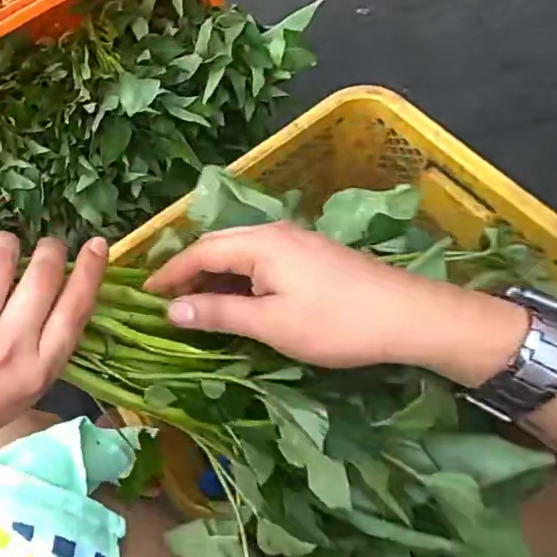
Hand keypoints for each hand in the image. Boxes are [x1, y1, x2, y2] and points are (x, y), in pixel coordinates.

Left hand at [0, 232, 106, 452]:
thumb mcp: (25, 387)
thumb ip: (47, 345)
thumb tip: (62, 288)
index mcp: (38, 368)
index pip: (76, 308)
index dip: (90, 270)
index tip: (96, 244)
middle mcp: (10, 344)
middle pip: (43, 273)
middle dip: (50, 248)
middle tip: (45, 245)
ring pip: (2, 254)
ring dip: (7, 242)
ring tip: (2, 248)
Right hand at [143, 220, 526, 383]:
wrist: (412, 317)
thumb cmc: (336, 322)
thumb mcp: (271, 323)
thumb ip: (218, 313)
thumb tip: (172, 311)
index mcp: (259, 242)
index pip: (199, 252)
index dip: (168, 274)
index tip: (144, 295)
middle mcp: (273, 232)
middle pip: (216, 246)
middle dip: (188, 273)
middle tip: (166, 302)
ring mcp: (294, 241)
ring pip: (238, 253)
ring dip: (213, 277)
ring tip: (195, 305)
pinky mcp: (309, 255)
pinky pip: (258, 260)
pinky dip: (237, 279)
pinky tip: (236, 300)